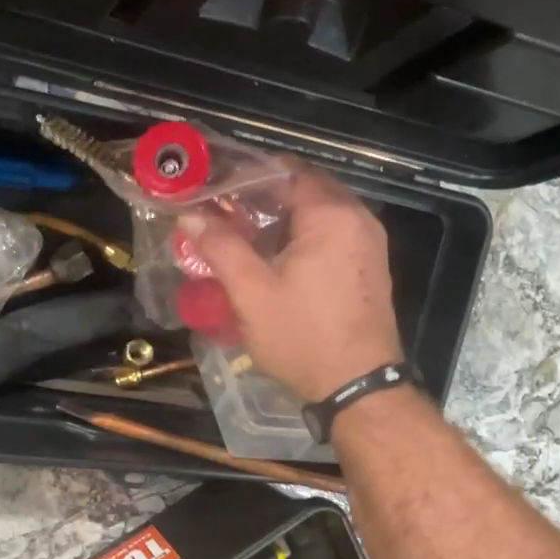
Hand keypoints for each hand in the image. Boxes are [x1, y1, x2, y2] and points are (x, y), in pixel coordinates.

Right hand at [178, 167, 404, 401]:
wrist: (358, 387)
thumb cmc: (302, 337)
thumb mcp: (251, 292)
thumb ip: (221, 246)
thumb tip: (191, 215)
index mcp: (331, 215)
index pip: (286, 171)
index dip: (246, 174)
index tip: (212, 186)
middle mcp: (358, 219)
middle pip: (304, 188)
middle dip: (261, 195)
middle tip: (221, 209)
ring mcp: (368, 243)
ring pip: (318, 212)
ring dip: (280, 217)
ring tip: (239, 234)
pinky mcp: (368, 266)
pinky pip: (331, 234)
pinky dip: (300, 235)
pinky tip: (271, 257)